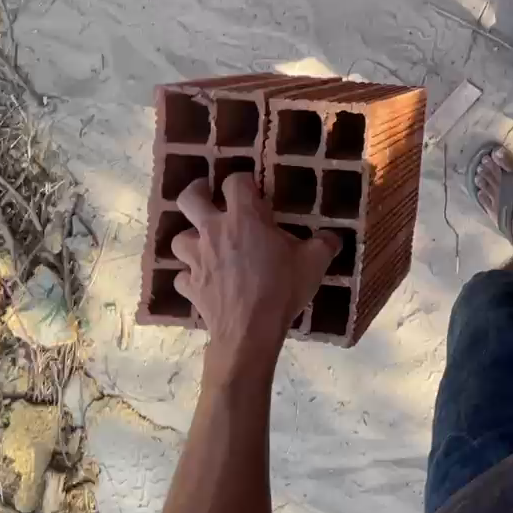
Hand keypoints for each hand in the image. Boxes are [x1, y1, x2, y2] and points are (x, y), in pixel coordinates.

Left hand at [172, 174, 339, 377]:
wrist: (251, 332)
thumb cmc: (282, 287)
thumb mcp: (316, 261)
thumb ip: (326, 243)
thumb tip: (333, 237)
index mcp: (244, 217)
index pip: (235, 182)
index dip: (244, 180)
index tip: (254, 188)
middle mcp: (214, 231)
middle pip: (189, 199)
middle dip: (197, 191)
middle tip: (208, 194)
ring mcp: (197, 260)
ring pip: (179, 238)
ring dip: (192, 237)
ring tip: (206, 242)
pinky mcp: (190, 287)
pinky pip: (183, 276)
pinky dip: (191, 275)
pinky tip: (204, 279)